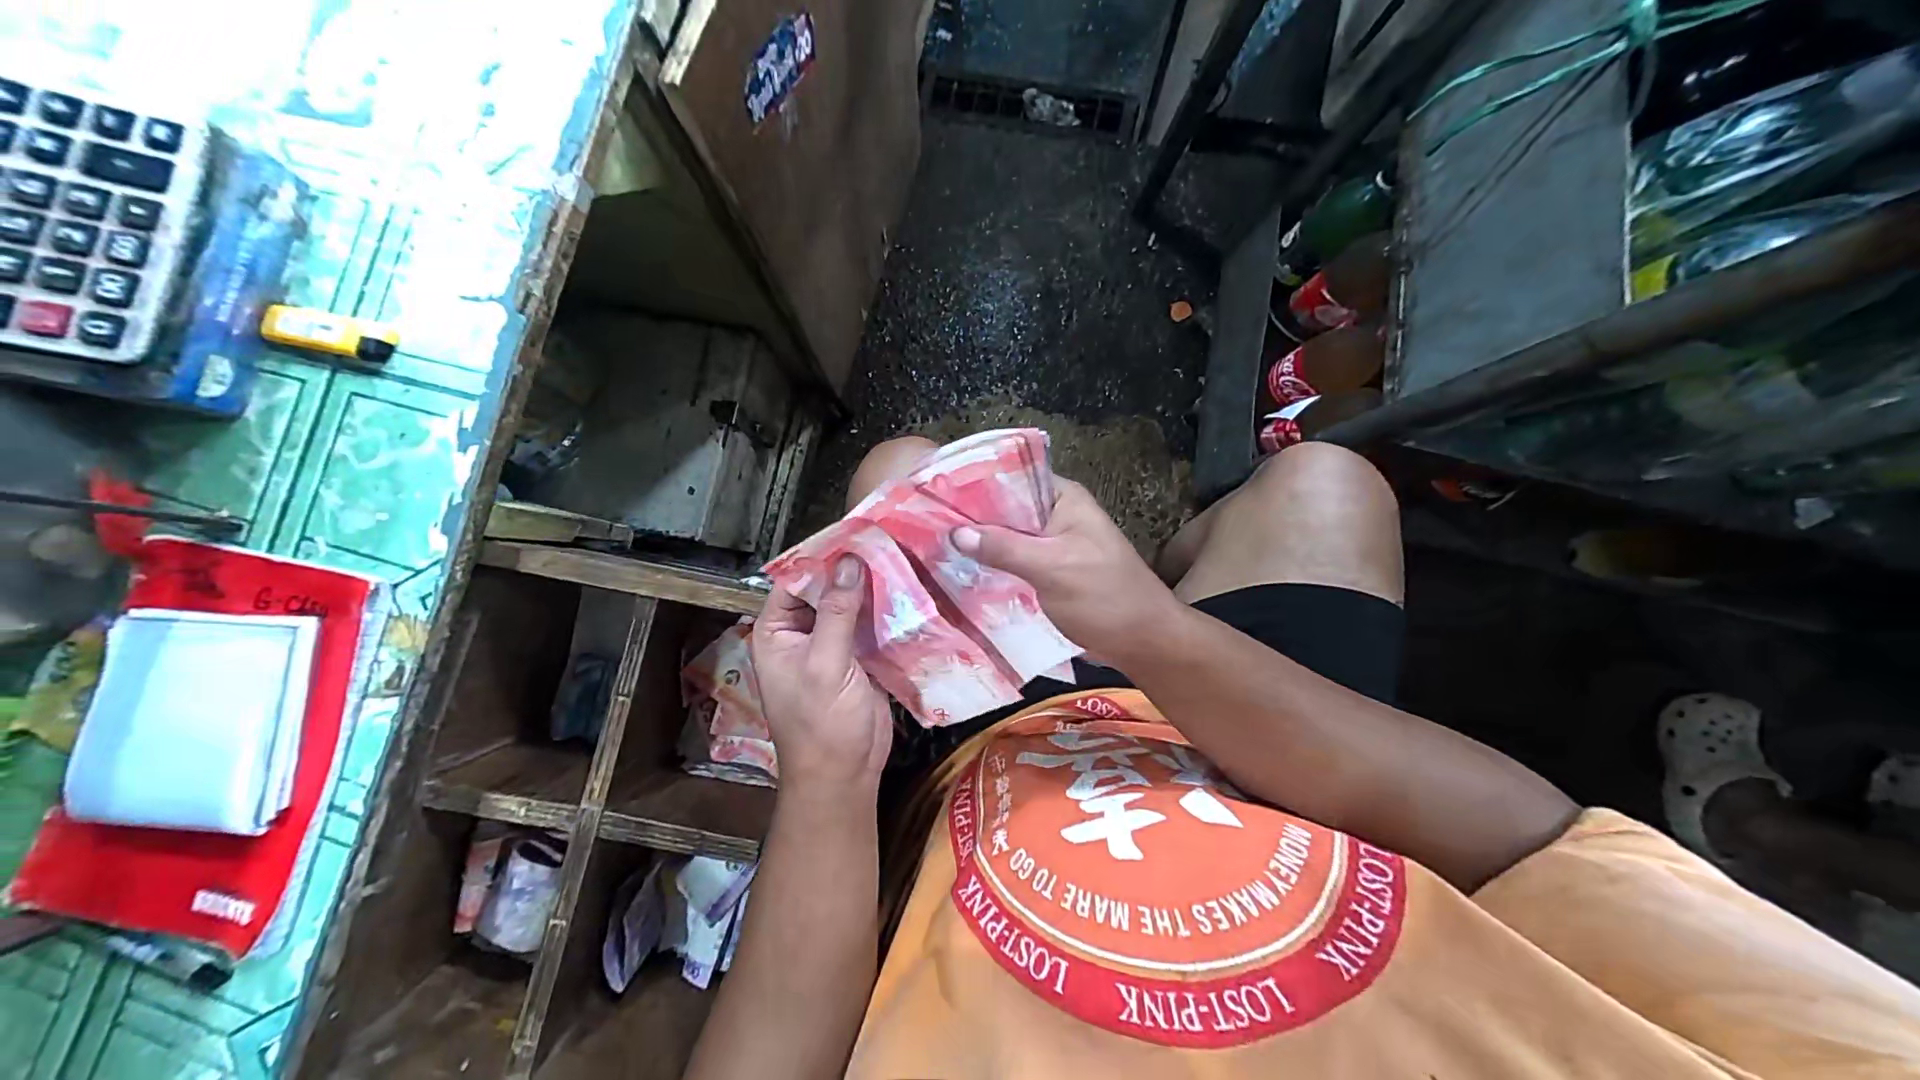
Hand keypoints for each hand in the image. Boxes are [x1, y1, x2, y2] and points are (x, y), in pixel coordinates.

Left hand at [750, 556, 892, 795]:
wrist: (845, 774)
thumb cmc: (822, 724)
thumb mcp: (825, 664)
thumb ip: (836, 612)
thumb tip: (849, 562)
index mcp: (778, 632)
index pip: (795, 581)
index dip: (823, 557)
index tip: (855, 532)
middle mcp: (802, 633)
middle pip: (827, 589)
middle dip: (853, 569)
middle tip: (887, 539)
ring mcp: (833, 645)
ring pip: (852, 605)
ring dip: (873, 587)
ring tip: (903, 556)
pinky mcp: (860, 657)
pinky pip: (871, 625)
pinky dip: (887, 610)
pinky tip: (910, 590)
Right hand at [951, 478, 1183, 669]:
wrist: (1143, 642)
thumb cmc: (1105, 597)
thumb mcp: (1053, 568)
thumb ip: (1005, 547)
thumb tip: (955, 532)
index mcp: (1063, 498)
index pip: (1010, 477)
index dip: (972, 483)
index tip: (931, 492)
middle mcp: (1055, 515)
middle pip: (1003, 509)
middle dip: (969, 517)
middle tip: (922, 523)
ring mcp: (1051, 545)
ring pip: (1005, 537)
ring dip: (977, 545)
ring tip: (930, 546)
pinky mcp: (1047, 572)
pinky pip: (1011, 562)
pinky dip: (990, 566)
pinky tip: (959, 573)